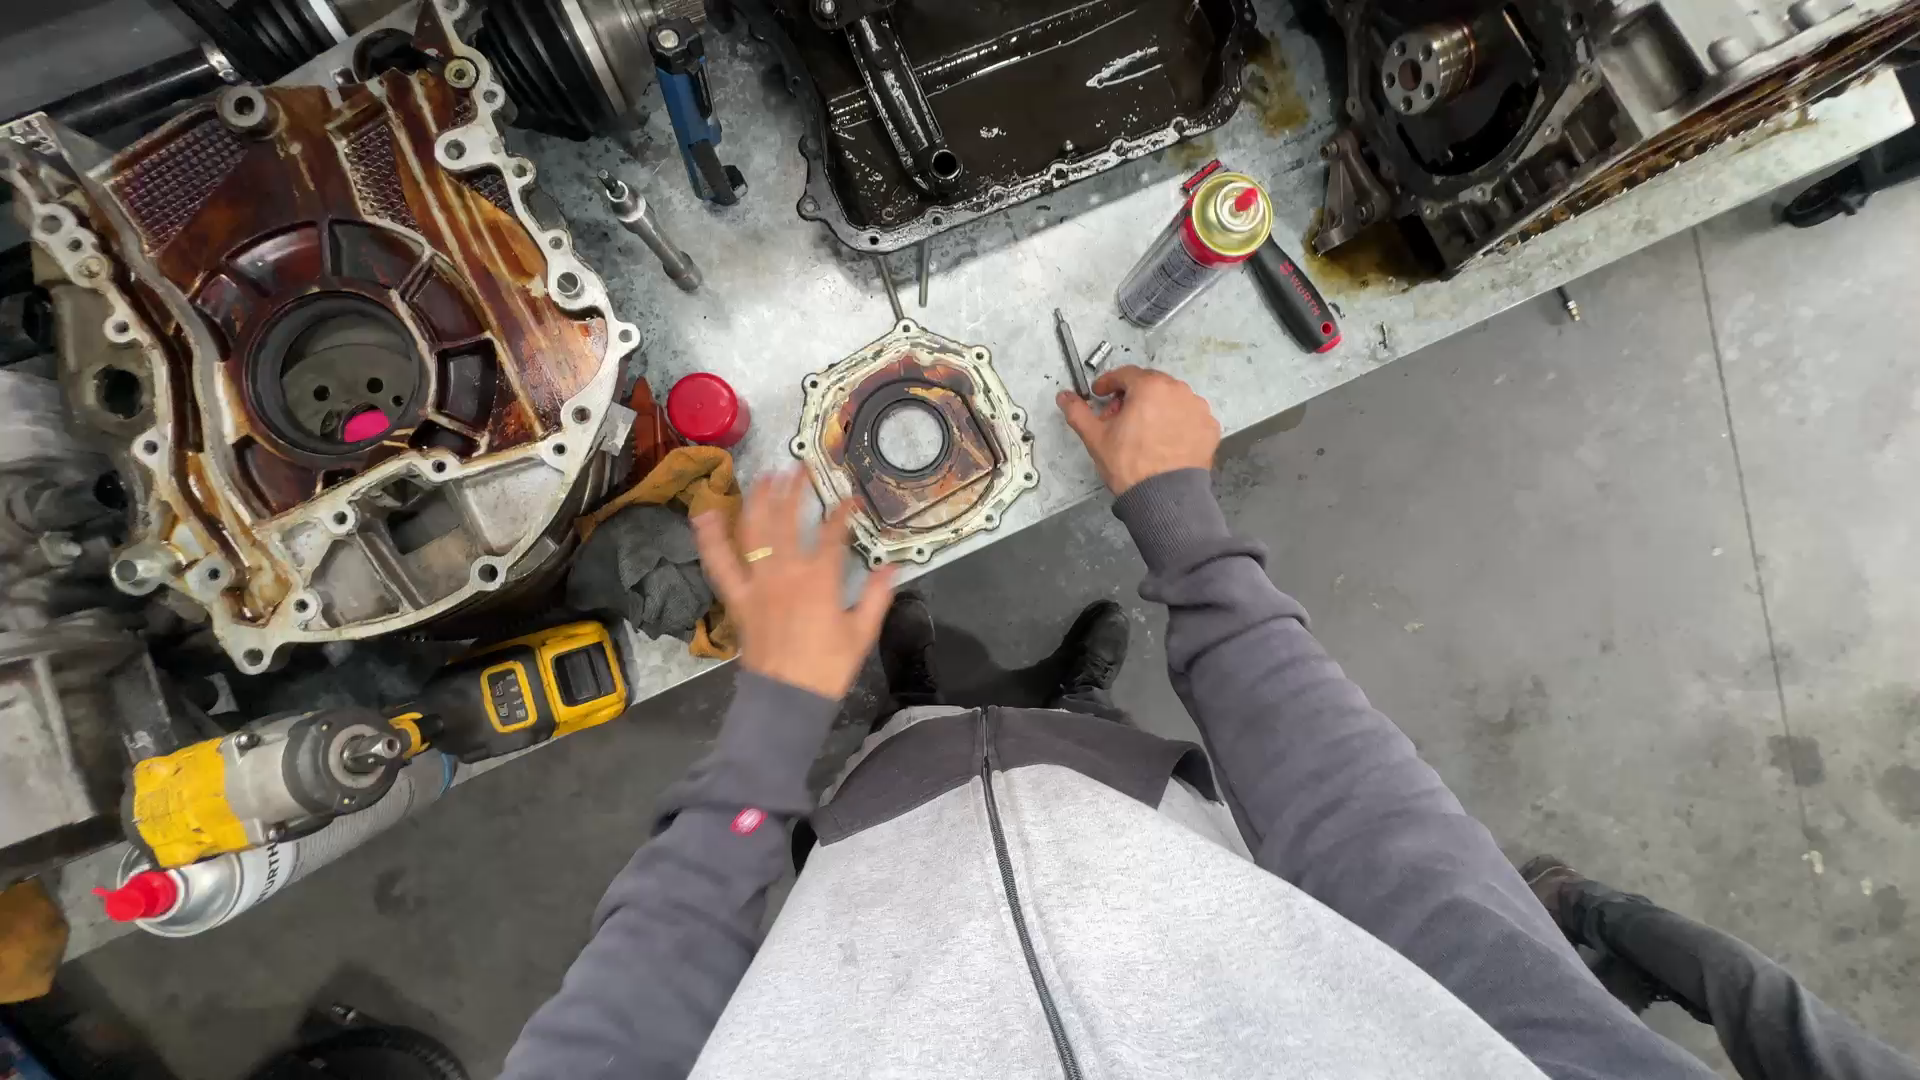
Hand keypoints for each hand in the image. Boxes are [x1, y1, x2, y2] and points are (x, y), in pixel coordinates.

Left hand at [692, 469, 896, 699]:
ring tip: (764, 476)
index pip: (833, 534)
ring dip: (758, 500)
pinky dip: (711, 538)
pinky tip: (706, 513)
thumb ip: (877, 596)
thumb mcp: (862, 633)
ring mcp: (757, 582)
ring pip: (754, 531)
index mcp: (820, 580)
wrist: (787, 697)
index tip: (849, 497)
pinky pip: (719, 563)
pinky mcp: (737, 597)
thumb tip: (891, 566)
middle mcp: (786, 572)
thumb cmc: (828, 667)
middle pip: (788, 520)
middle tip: (798, 468)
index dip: (842, 512)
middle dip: (794, 490)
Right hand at [1056, 365, 1220, 495]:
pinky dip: (1176, 422)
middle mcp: (1177, 391)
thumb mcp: (1095, 437)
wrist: (1164, 496)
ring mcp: (1197, 408)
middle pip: (1149, 384)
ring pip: (1171, 399)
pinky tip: (1163, 441)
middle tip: (1119, 418)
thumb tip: (1065, 398)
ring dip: (1155, 408)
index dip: (1108, 383)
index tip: (1100, 393)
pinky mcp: (1209, 427)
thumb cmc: (1130, 466)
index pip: (1125, 374)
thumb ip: (1078, 412)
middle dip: (1132, 397)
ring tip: (1143, 432)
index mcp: (1149, 387)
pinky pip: (1188, 416)